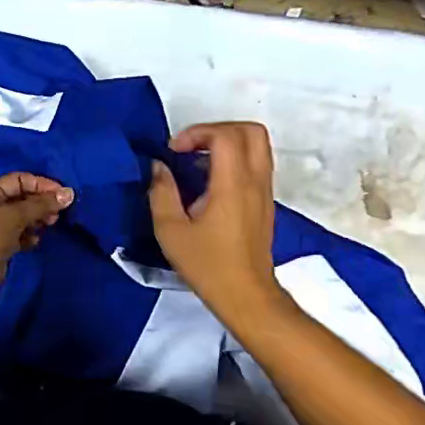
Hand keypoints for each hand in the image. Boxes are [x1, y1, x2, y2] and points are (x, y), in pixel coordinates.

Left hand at [0, 173, 73, 305]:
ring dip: (37, 219)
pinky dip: (29, 235)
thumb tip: (69, 193)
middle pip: (23, 197)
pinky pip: (21, 233)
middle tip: (57, 214)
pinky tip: (34, 241)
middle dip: (42, 203)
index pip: (19, 180)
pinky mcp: (1, 243)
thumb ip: (42, 204)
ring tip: (49, 225)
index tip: (64, 195)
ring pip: (23, 216)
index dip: (42, 185)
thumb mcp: (14, 216)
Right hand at [148, 122, 287, 320]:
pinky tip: (207, 180)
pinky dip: (232, 158)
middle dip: (216, 129)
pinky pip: (255, 163)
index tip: (174, 151)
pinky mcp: (265, 201)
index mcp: (233, 185)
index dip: (196, 133)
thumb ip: (161, 191)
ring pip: (257, 145)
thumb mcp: (170, 229)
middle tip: (189, 146)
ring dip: (225, 142)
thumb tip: (159, 166)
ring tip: (195, 162)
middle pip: (250, 131)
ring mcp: (265, 191)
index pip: (225, 136)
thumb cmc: (206, 264)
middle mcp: (255, 182)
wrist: (245, 295)